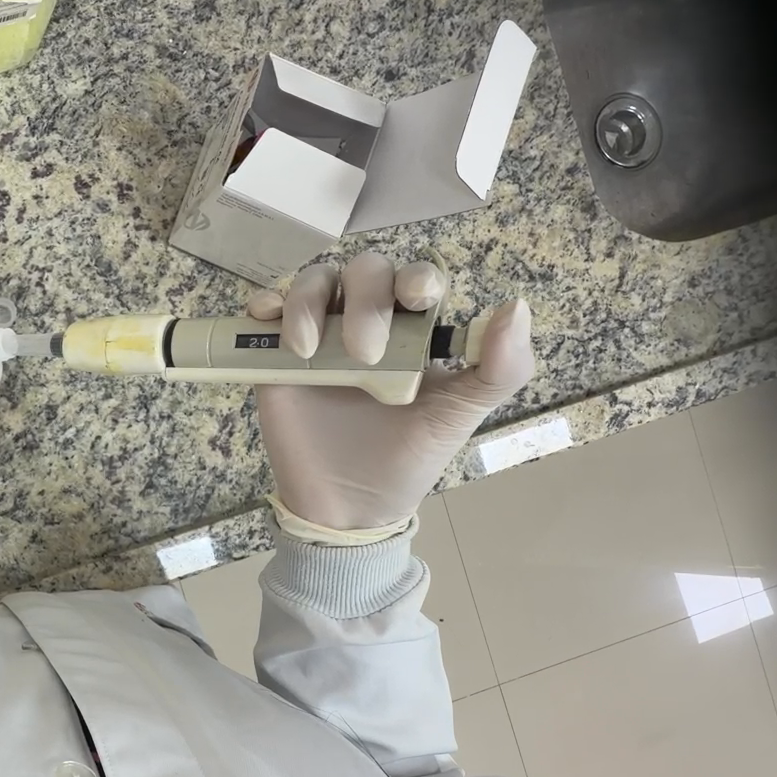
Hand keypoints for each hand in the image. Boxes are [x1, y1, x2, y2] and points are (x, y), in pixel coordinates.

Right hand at [246, 252, 534, 531]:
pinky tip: (265, 316)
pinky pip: (264, 316)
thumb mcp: (461, 416)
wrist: (348, 504)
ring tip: (308, 349)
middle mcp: (362, 324)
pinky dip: (262, 304)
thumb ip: (499, 368)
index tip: (416, 301)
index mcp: (411, 330)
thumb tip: (513, 307)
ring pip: (311, 284)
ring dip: (307, 301)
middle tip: (364, 355)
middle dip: (364, 302)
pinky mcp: (274, 361)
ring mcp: (316, 340)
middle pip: (361, 272)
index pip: (412, 279)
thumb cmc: (406, 459)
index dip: (414, 277)